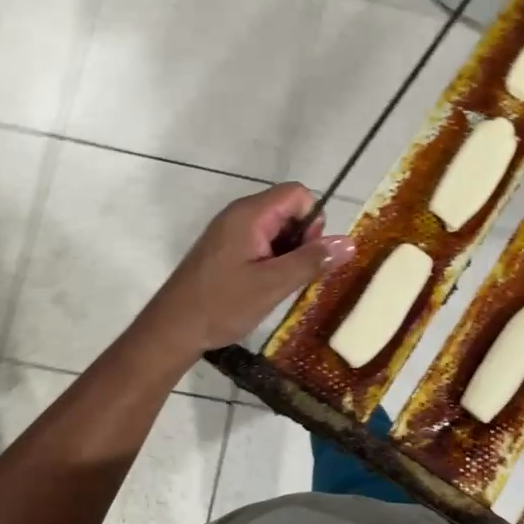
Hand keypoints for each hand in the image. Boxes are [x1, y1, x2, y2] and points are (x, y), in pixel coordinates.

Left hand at [136, 183, 353, 362]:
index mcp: (250, 214)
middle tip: (293, 275)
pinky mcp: (225, 250)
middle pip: (288, 210)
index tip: (308, 255)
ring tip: (279, 286)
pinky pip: (260, 243)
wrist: (173, 329)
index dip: (313, 221)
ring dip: (288, 254)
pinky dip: (271, 261)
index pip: (298, 194)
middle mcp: (239, 215)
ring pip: (277, 230)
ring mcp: (230, 232)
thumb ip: (311, 261)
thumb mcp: (272, 285)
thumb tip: (350, 242)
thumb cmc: (222, 304)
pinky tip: (265, 288)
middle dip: (302, 240)